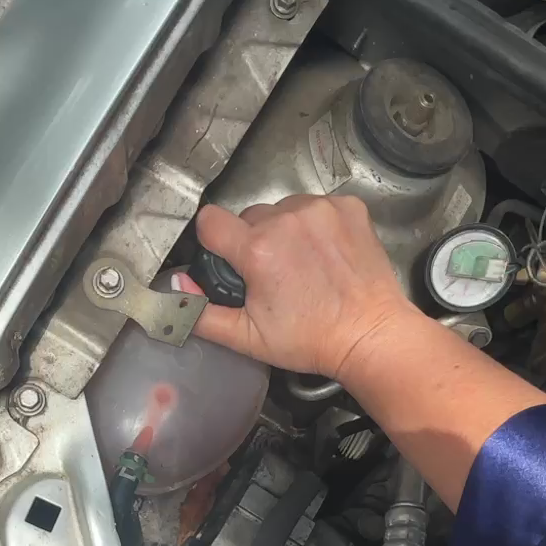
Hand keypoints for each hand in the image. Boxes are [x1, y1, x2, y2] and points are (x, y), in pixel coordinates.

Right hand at [186, 196, 424, 383]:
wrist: (369, 334)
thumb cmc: (310, 340)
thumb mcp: (246, 337)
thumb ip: (202, 313)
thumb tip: (176, 290)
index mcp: (258, 250)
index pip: (210, 221)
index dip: (213, 242)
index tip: (227, 261)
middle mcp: (288, 219)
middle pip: (249, 216)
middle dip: (252, 241)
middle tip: (271, 275)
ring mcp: (321, 209)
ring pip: (282, 209)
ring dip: (283, 231)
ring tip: (299, 265)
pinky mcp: (348, 207)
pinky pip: (315, 206)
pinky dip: (314, 226)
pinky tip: (322, 255)